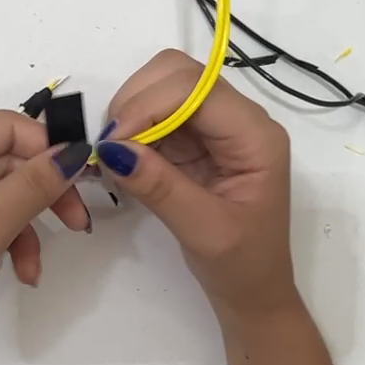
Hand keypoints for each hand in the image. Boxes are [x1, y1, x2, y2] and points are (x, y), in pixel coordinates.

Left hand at [0, 110, 91, 364]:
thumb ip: (32, 186)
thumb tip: (76, 153)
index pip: (6, 127)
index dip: (47, 148)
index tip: (84, 179)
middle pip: (5, 161)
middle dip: (41, 196)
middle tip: (77, 226)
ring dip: (23, 230)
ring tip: (32, 271)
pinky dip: (1, 244)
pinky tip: (6, 273)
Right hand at [95, 49, 297, 322]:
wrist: (252, 290)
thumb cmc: (242, 265)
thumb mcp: (204, 231)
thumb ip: (160, 187)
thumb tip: (111, 151)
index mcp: (255, 136)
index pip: (195, 89)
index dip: (147, 106)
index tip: (110, 145)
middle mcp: (236, 119)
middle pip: (177, 74)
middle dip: (134, 101)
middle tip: (109, 148)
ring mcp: (212, 127)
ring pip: (160, 87)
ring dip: (127, 113)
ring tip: (112, 157)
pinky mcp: (190, 140)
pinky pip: (151, 115)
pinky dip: (128, 130)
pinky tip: (119, 161)